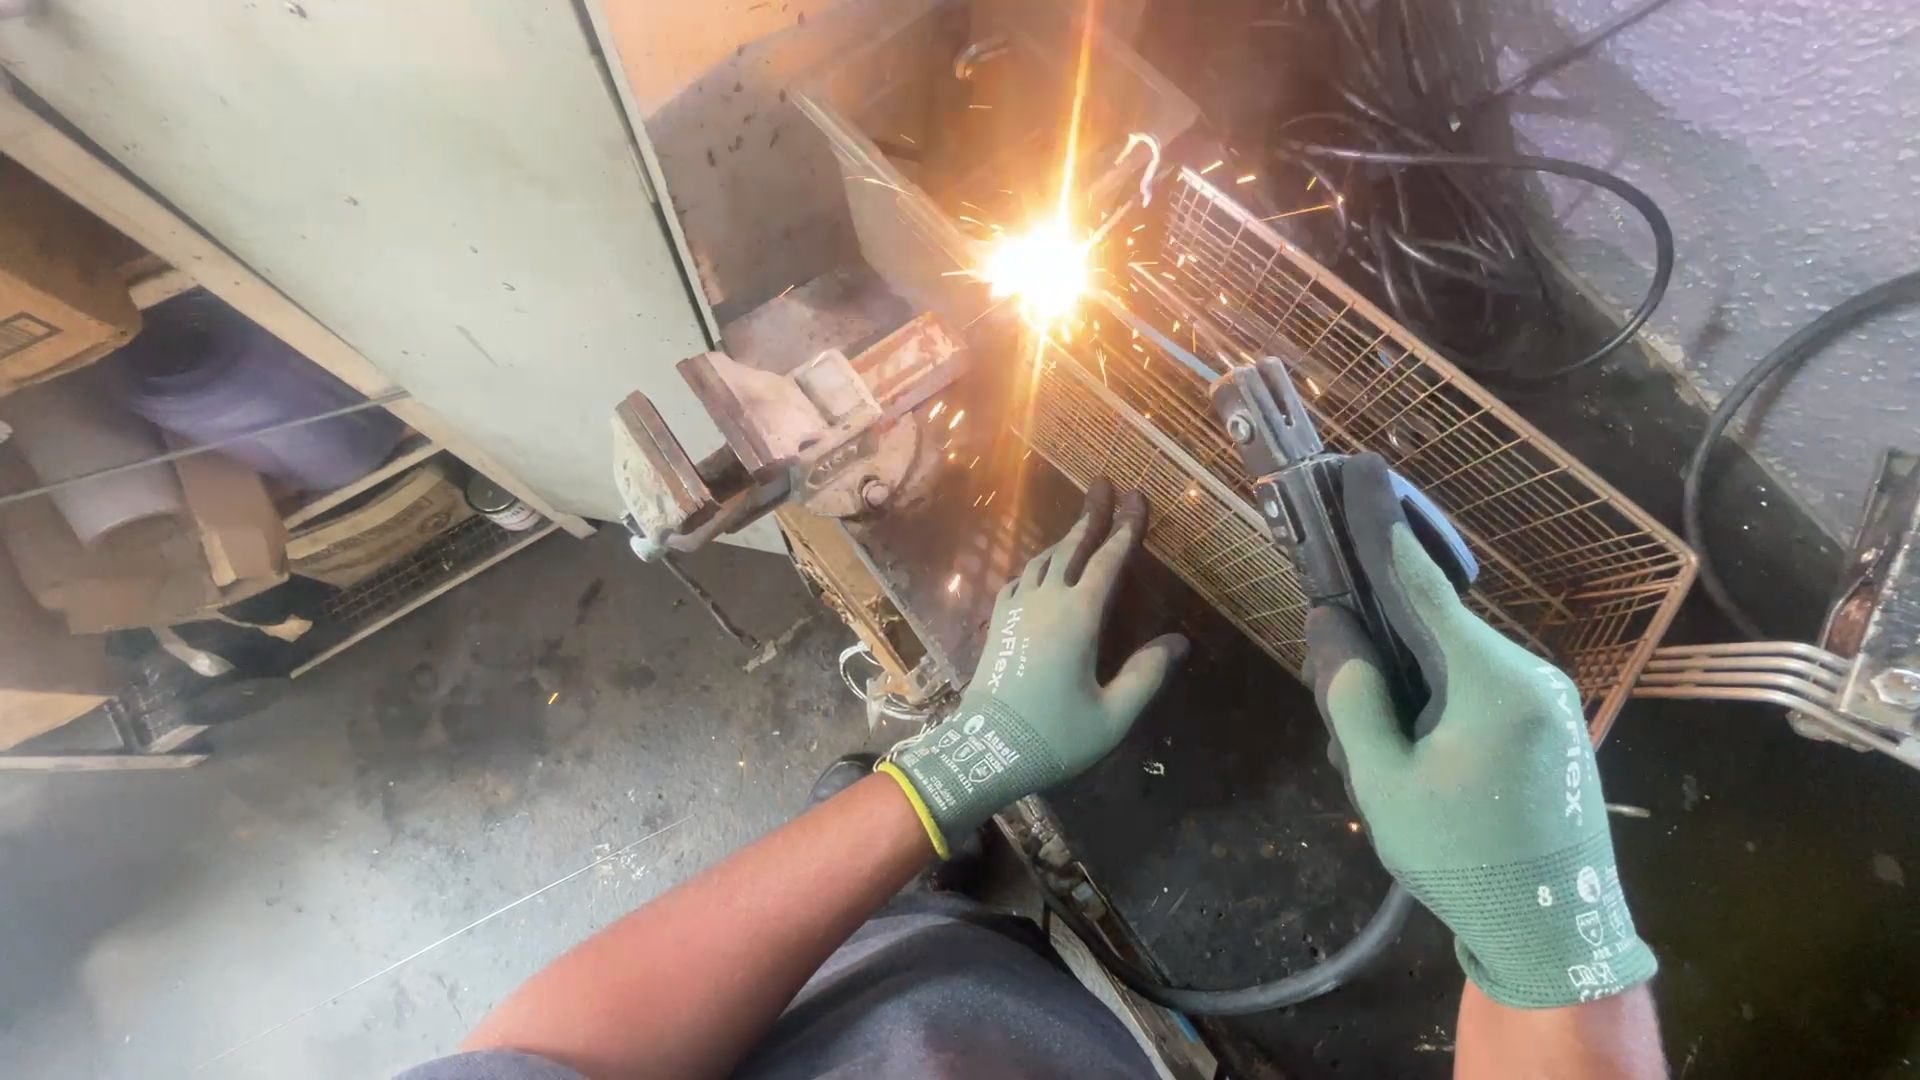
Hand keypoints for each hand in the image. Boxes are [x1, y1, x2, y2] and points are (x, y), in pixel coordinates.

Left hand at [881, 479, 1188, 856]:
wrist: (985, 751)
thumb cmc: (1054, 737)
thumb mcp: (1112, 715)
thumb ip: (1146, 675)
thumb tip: (1178, 641)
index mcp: (1077, 618)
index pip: (1107, 562)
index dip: (1125, 530)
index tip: (1137, 500)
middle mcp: (1044, 602)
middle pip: (1070, 548)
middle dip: (1091, 517)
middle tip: (1104, 486)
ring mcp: (1015, 610)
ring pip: (1041, 561)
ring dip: (1064, 539)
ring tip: (1081, 524)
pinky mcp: (998, 624)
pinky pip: (1018, 579)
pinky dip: (1036, 565)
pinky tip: (1040, 569)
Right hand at [1306, 454, 1655, 1007]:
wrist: (1556, 936)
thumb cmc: (1460, 856)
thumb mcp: (1382, 778)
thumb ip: (1353, 695)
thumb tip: (1332, 626)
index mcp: (1494, 680)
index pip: (1424, 587)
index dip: (1385, 535)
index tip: (1362, 481)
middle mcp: (1528, 675)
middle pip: (1429, 627)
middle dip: (1373, 644)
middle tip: (1331, 689)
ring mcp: (1544, 700)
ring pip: (1446, 659)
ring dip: (1397, 683)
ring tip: (1368, 745)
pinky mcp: (1544, 725)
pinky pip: (1470, 686)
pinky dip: (1426, 698)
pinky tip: (1403, 746)